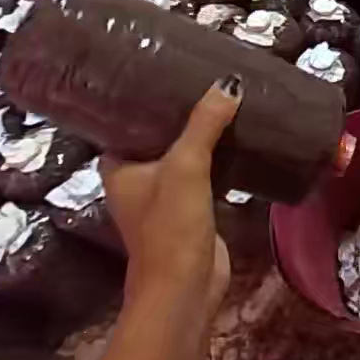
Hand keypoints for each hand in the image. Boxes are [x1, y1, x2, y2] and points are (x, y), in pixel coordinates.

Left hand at [100, 77, 241, 312]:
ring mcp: (165, 195)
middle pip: (161, 135)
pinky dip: (221, 155)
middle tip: (209, 81)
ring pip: (186, 153)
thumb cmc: (171, 226)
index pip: (127, 122)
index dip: (147, 100)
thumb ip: (205, 124)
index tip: (172, 73)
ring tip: (229, 101)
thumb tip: (228, 83)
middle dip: (184, 113)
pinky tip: (241, 137)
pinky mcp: (193, 207)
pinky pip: (207, 170)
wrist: (186, 286)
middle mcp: (137, 179)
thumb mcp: (186, 166)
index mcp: (119, 167)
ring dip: (205, 134)